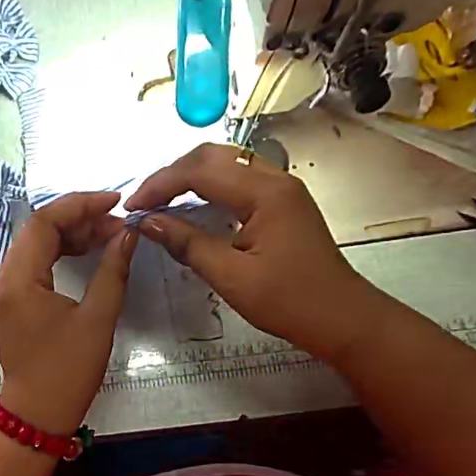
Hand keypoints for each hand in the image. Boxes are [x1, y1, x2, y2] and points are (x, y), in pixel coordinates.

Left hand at [0, 192, 135, 435]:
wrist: (38, 414)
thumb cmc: (68, 371)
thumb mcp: (98, 319)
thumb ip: (112, 271)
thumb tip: (127, 235)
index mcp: (19, 280)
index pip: (44, 222)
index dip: (80, 205)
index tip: (115, 202)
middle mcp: (3, 278)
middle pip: (38, 229)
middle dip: (79, 219)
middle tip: (118, 225)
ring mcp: (4, 290)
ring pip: (36, 244)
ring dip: (71, 235)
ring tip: (109, 237)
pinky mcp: (11, 301)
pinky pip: (34, 263)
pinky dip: (60, 252)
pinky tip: (87, 253)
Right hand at [126, 144, 395, 361]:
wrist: (342, 318)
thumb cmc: (290, 302)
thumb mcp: (232, 277)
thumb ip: (188, 243)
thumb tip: (147, 221)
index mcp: (265, 192)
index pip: (199, 171)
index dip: (160, 185)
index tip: (133, 207)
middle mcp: (275, 178)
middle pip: (212, 157)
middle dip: (172, 174)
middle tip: (144, 202)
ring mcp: (282, 188)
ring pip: (226, 164)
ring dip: (190, 177)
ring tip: (161, 202)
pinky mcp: (283, 202)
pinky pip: (239, 180)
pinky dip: (209, 187)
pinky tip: (193, 207)